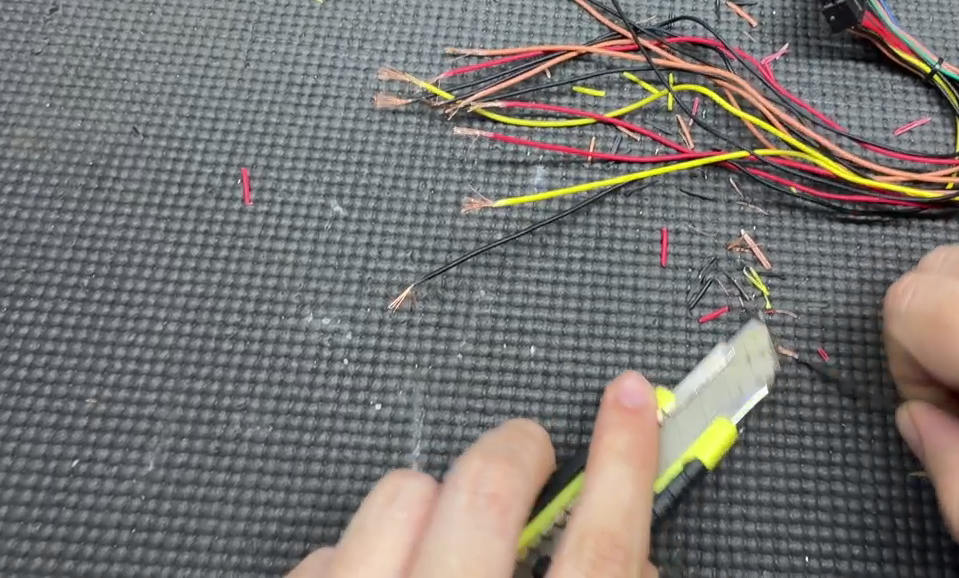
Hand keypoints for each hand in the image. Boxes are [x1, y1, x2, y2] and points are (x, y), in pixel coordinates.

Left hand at [289, 371, 659, 577]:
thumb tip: (633, 540)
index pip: (598, 550)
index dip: (625, 460)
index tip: (630, 400)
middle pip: (486, 490)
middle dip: (517, 451)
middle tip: (529, 456)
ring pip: (399, 497)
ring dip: (431, 508)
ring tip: (441, 547)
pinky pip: (325, 549)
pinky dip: (359, 557)